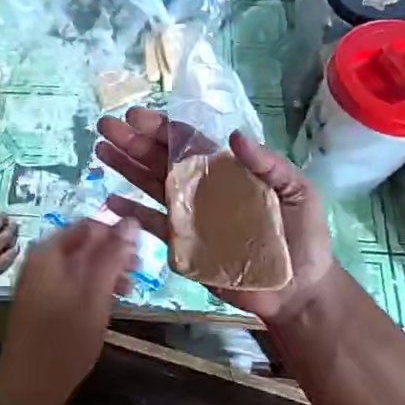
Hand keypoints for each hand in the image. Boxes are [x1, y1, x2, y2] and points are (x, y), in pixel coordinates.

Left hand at [0, 217, 137, 404]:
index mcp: (50, 252)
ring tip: (129, 287)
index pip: (91, 224)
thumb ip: (113, 256)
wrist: (28, 386)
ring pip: (80, 262)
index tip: (142, 251)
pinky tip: (108, 299)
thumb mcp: (96, 296)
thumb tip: (131, 221)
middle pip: (85, 242)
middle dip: (114, 253)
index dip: (119, 233)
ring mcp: (39, 279)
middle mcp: (40, 259)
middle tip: (139, 270)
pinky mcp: (41, 298)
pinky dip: (92, 284)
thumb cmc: (65, 340)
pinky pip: (71, 279)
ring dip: (106, 269)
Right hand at [96, 107, 336, 324]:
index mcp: (228, 171)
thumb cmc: (302, 236)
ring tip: (101, 150)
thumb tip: (234, 137)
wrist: (300, 288)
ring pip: (152, 186)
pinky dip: (132, 215)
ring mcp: (191, 217)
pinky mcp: (184, 246)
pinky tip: (110, 202)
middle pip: (163, 160)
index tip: (138, 116)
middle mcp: (204, 189)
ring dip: (126, 168)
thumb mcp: (298, 192)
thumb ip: (269, 165)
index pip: (190, 143)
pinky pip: (154, 226)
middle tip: (106, 126)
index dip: (163, 129)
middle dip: (134, 142)